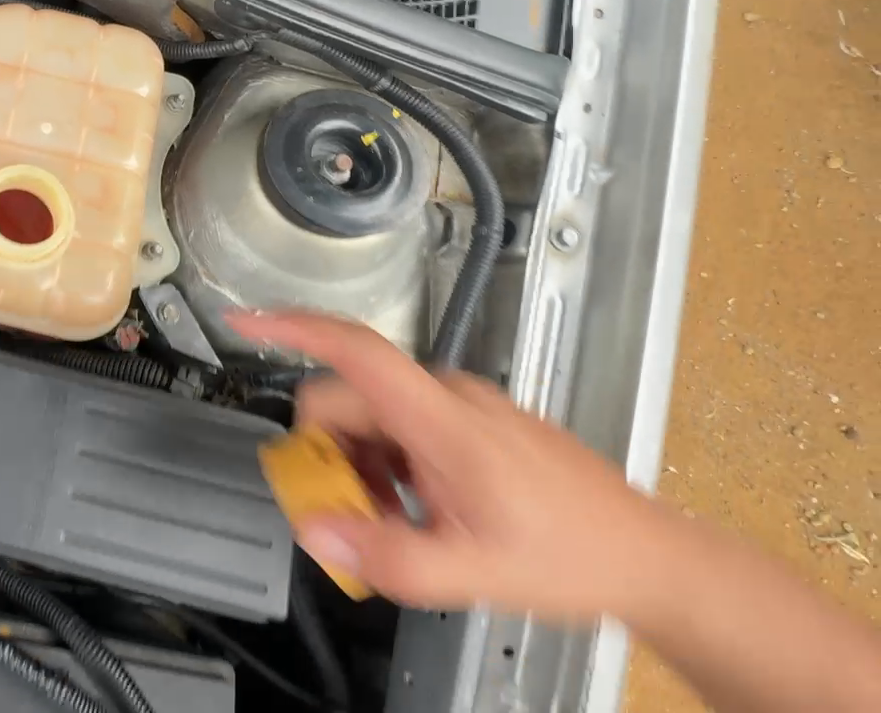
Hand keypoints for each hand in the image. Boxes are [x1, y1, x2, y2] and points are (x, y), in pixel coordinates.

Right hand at [228, 310, 678, 624]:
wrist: (652, 559)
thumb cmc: (575, 558)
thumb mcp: (474, 575)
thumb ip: (388, 556)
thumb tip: (313, 528)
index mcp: (444, 419)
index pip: (355, 350)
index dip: (291, 327)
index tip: (243, 320)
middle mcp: (445, 395)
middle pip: (344, 398)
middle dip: (328, 453)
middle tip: (353, 513)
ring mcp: (457, 404)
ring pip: (365, 415)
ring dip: (357, 464)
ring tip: (395, 519)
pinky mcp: (463, 417)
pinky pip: (393, 425)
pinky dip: (382, 463)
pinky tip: (413, 506)